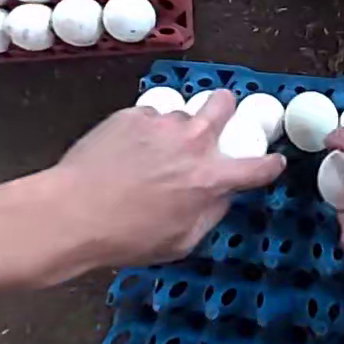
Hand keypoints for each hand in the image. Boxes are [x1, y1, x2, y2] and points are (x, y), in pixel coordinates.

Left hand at [47, 90, 283, 270]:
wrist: (71, 213)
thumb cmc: (125, 236)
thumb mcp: (180, 241)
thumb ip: (211, 213)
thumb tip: (222, 195)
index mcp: (210, 177)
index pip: (258, 166)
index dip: (270, 164)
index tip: (272, 162)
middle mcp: (192, 141)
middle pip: (225, 102)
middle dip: (225, 109)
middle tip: (213, 125)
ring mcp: (162, 122)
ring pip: (181, 113)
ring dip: (176, 128)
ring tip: (151, 152)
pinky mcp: (133, 114)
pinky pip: (149, 116)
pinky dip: (145, 130)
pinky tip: (126, 151)